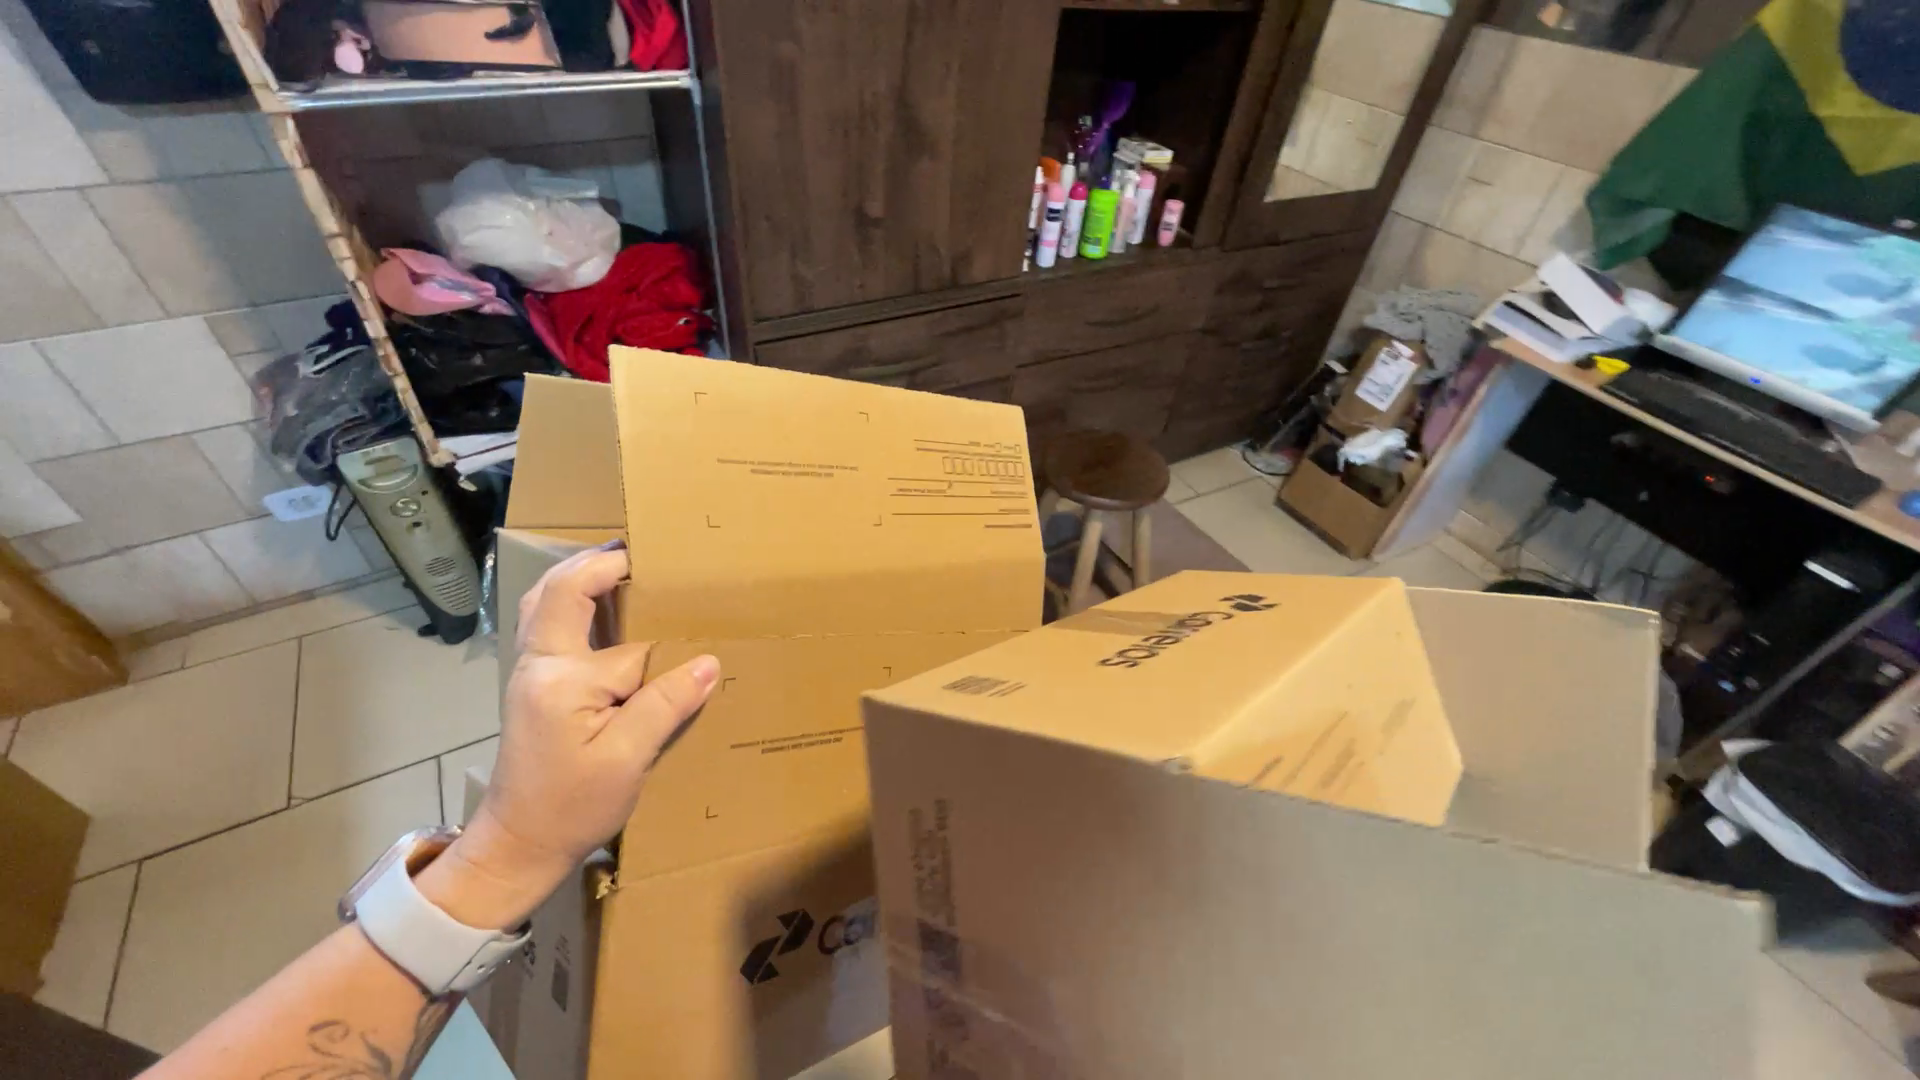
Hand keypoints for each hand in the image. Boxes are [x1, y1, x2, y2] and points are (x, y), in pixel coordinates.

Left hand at [416, 542, 719, 928]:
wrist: (517, 844)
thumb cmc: (572, 807)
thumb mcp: (627, 760)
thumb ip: (665, 704)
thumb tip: (710, 661)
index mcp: (562, 680)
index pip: (630, 650)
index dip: (667, 649)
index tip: (701, 621)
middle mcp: (539, 663)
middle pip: (562, 590)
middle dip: (602, 562)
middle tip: (646, 550)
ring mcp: (530, 670)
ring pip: (547, 600)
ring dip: (582, 574)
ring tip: (624, 563)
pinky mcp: (532, 682)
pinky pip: (549, 621)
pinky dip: (573, 598)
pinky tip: (600, 602)